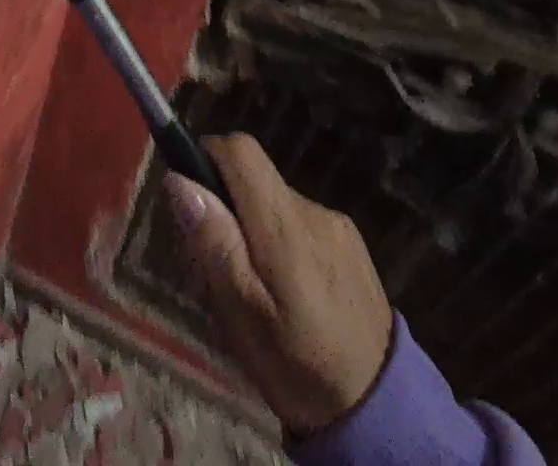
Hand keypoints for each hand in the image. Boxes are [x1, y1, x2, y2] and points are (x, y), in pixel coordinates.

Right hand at [164, 134, 394, 435]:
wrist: (378, 407)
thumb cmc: (295, 362)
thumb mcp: (240, 310)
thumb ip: (213, 240)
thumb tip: (179, 180)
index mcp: (284, 224)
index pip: (240, 150)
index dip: (205, 157)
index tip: (190, 198)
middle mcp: (313, 211)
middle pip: (252, 178)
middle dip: (223, 207)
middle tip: (215, 268)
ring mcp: (337, 226)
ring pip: (273, 203)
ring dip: (250, 229)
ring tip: (250, 289)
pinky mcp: (350, 244)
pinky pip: (298, 224)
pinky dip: (277, 242)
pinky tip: (284, 292)